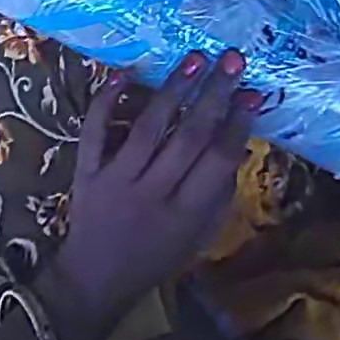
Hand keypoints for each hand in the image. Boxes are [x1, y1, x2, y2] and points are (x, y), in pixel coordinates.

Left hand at [34, 50, 259, 339]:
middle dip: (214, 96)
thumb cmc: (156, 256)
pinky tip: (127, 73)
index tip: (254, 92)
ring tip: (196, 59)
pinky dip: (107, 101)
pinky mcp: (85, 171)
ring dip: (173, 91)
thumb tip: (242, 142)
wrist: (93, 280)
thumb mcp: (198, 235)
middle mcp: (152, 193)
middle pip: (188, 137)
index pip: (218, 160)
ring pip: (148, 128)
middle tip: (233, 59)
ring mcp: (115, 180)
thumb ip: (220, 191)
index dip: (238, 124)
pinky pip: (94, 132)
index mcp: (186, 213)